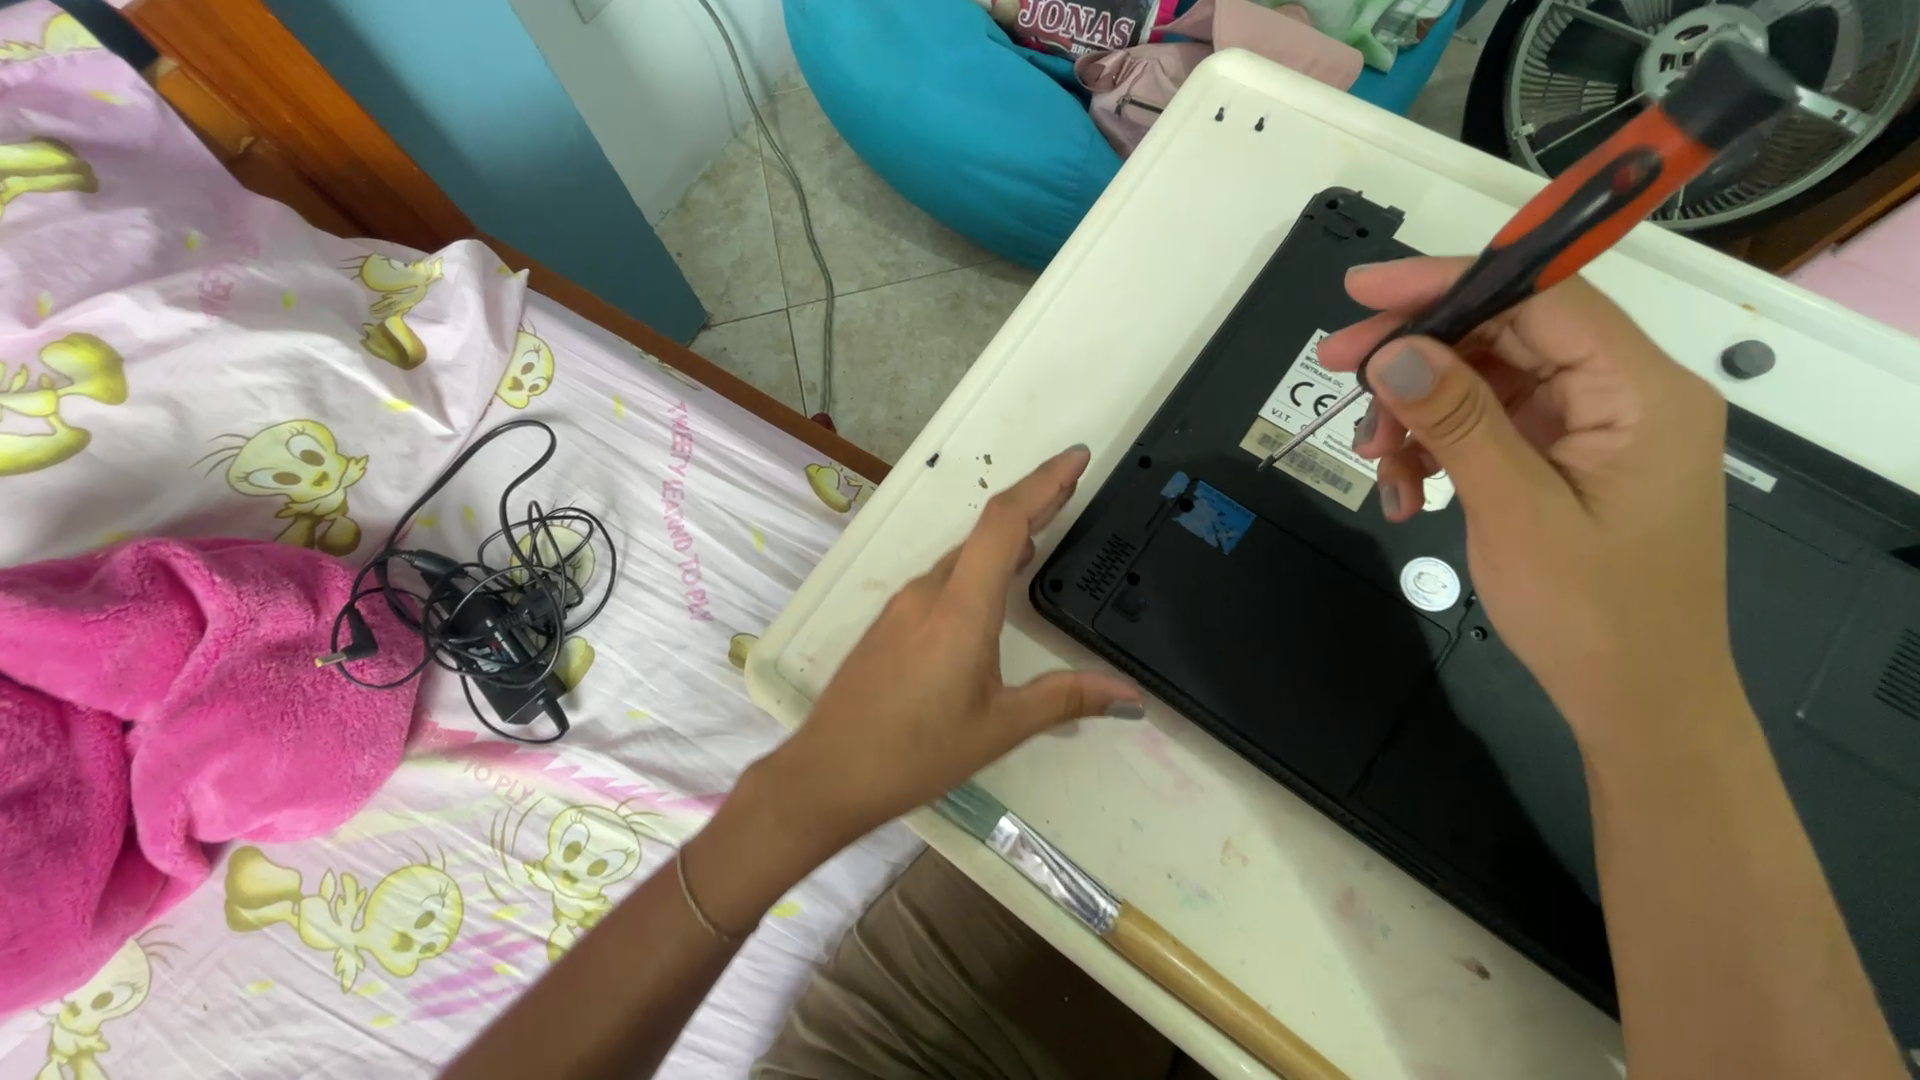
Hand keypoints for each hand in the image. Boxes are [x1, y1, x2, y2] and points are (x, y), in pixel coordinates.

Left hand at [764, 445, 1141, 844]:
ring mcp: (904, 606)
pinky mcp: (890, 623)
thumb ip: (1066, 700)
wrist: (826, 773)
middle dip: (1033, 504)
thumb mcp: (999, 727)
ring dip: (1004, 540)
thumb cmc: (915, 753)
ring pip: (962, 558)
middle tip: (1073, 485)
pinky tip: (994, 587)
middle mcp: (929, 592)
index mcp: (961, 608)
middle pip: (985, 531)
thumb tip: (1131, 697)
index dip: (1044, 483)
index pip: (1005, 522)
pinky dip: (978, 569)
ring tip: (1043, 534)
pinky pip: (943, 580)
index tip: (1076, 458)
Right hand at [1316, 258, 1735, 739]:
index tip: (1360, 295)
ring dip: (1416, 412)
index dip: (1448, 284)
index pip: (1541, 298)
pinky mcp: (1560, 458)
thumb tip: (1395, 354)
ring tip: (1376, 461)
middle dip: (1416, 355)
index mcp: (1640, 391)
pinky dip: (1434, 449)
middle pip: (1505, 334)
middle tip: (1337, 371)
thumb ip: (1459, 423)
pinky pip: (1483, 427)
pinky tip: (1403, 489)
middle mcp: (1620, 393)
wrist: (1635, 698)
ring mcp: (1589, 427)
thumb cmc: (1592, 613)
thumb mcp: (1516, 513)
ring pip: (1483, 381)